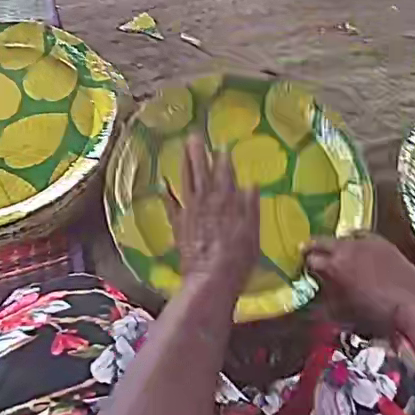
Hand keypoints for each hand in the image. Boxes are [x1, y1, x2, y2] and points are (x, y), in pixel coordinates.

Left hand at [172, 134, 258, 294]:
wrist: (210, 279)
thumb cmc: (237, 258)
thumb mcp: (252, 232)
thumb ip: (251, 207)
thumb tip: (251, 184)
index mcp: (227, 201)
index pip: (225, 173)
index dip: (223, 158)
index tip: (221, 143)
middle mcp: (207, 201)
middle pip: (202, 171)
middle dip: (198, 152)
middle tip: (194, 134)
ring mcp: (189, 211)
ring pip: (186, 181)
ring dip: (184, 163)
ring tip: (182, 148)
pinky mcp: (178, 224)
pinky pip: (170, 204)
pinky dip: (166, 192)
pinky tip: (162, 182)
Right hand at [305, 232, 414, 336]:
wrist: (413, 302)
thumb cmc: (377, 314)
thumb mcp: (345, 313)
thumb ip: (326, 304)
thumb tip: (314, 304)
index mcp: (334, 265)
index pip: (311, 260)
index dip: (305, 265)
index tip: (303, 269)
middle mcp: (347, 248)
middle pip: (322, 241)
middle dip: (313, 247)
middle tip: (308, 252)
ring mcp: (366, 242)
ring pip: (342, 238)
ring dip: (335, 245)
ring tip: (333, 252)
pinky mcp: (382, 242)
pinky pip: (361, 236)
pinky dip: (355, 241)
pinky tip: (357, 247)